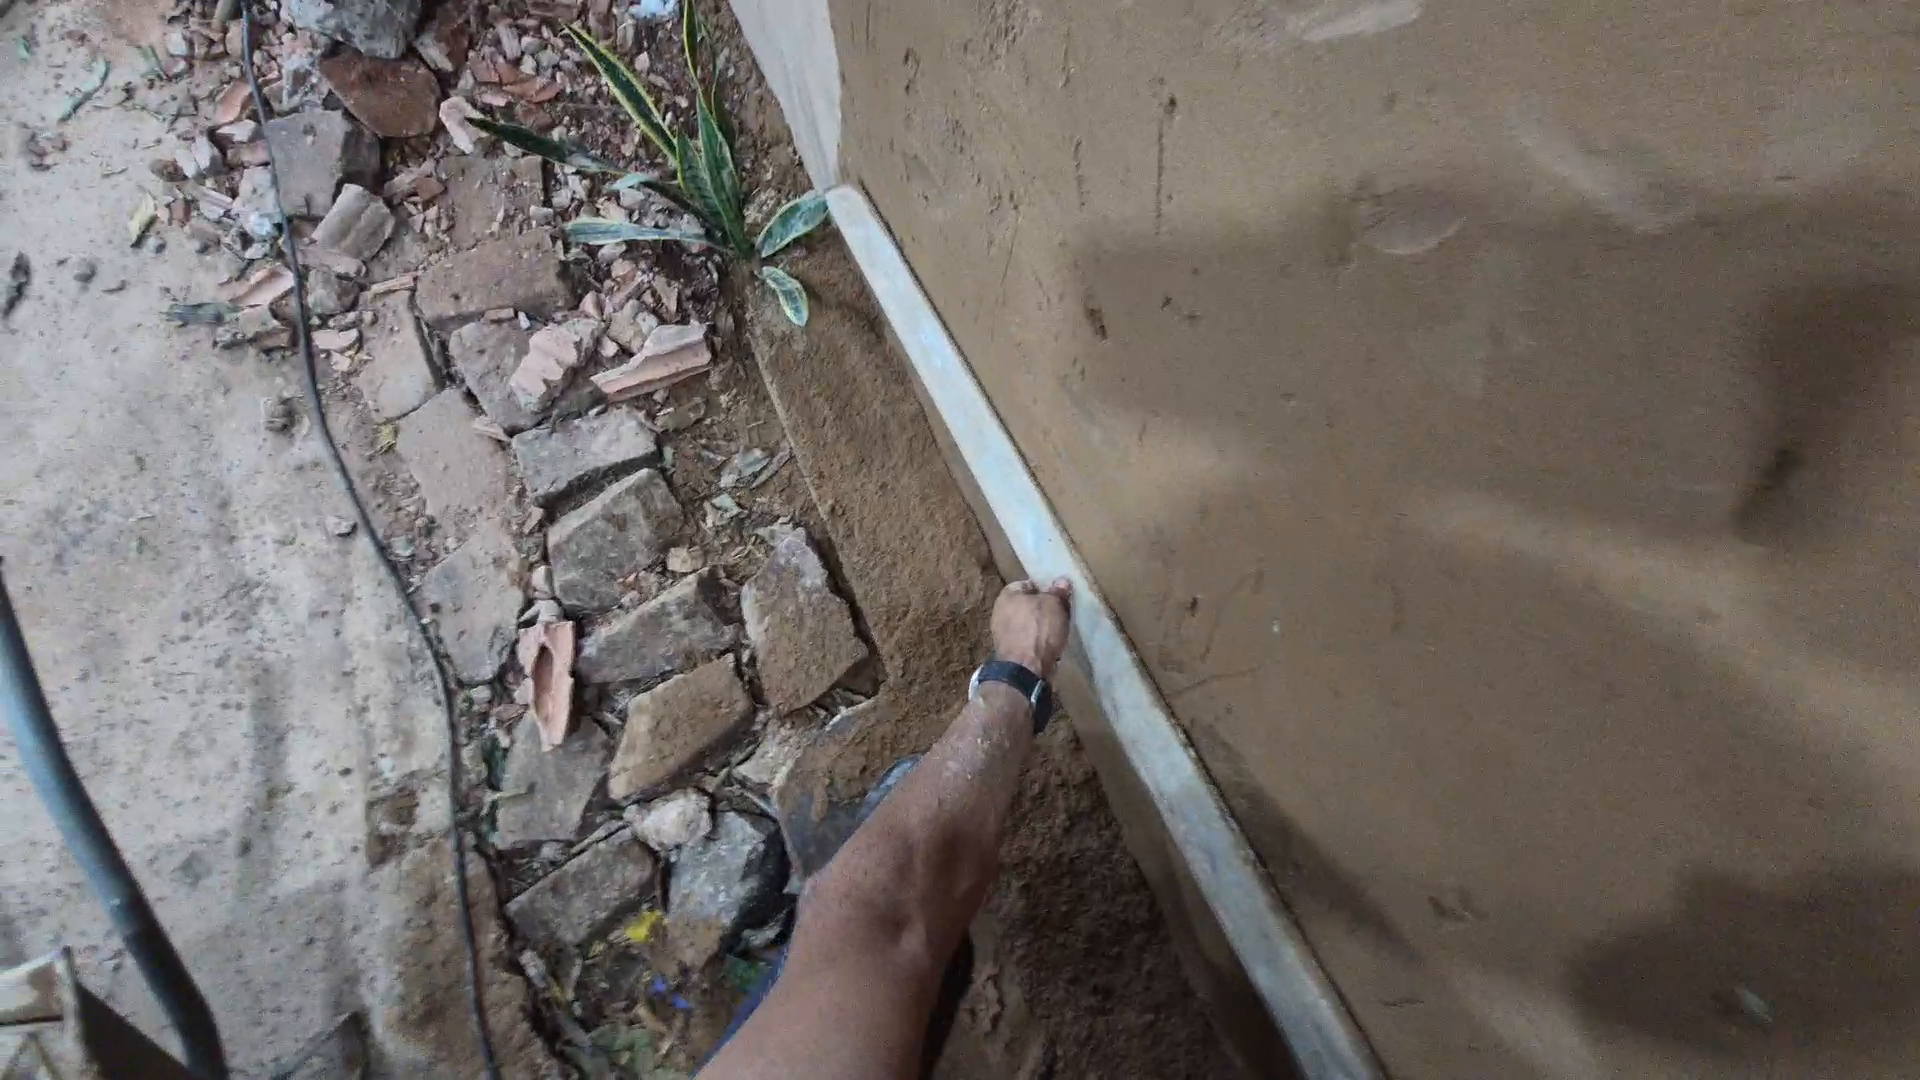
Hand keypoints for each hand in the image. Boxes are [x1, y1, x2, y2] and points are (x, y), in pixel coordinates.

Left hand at [990, 577, 1073, 678]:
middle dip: (1044, 609)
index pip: (1028, 584)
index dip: (1045, 588)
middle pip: (1027, 605)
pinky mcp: (1009, 651)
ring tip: (1059, 630)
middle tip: (1062, 612)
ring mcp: (1002, 633)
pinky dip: (1037, 641)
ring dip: (1041, 627)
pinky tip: (1051, 645)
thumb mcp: (1054, 605)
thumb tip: (1062, 581)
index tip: (1059, 596)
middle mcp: (1000, 611)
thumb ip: (1058, 592)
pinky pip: (1027, 640)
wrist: (1026, 668)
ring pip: (1028, 624)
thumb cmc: (1039, 629)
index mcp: (1006, 595)